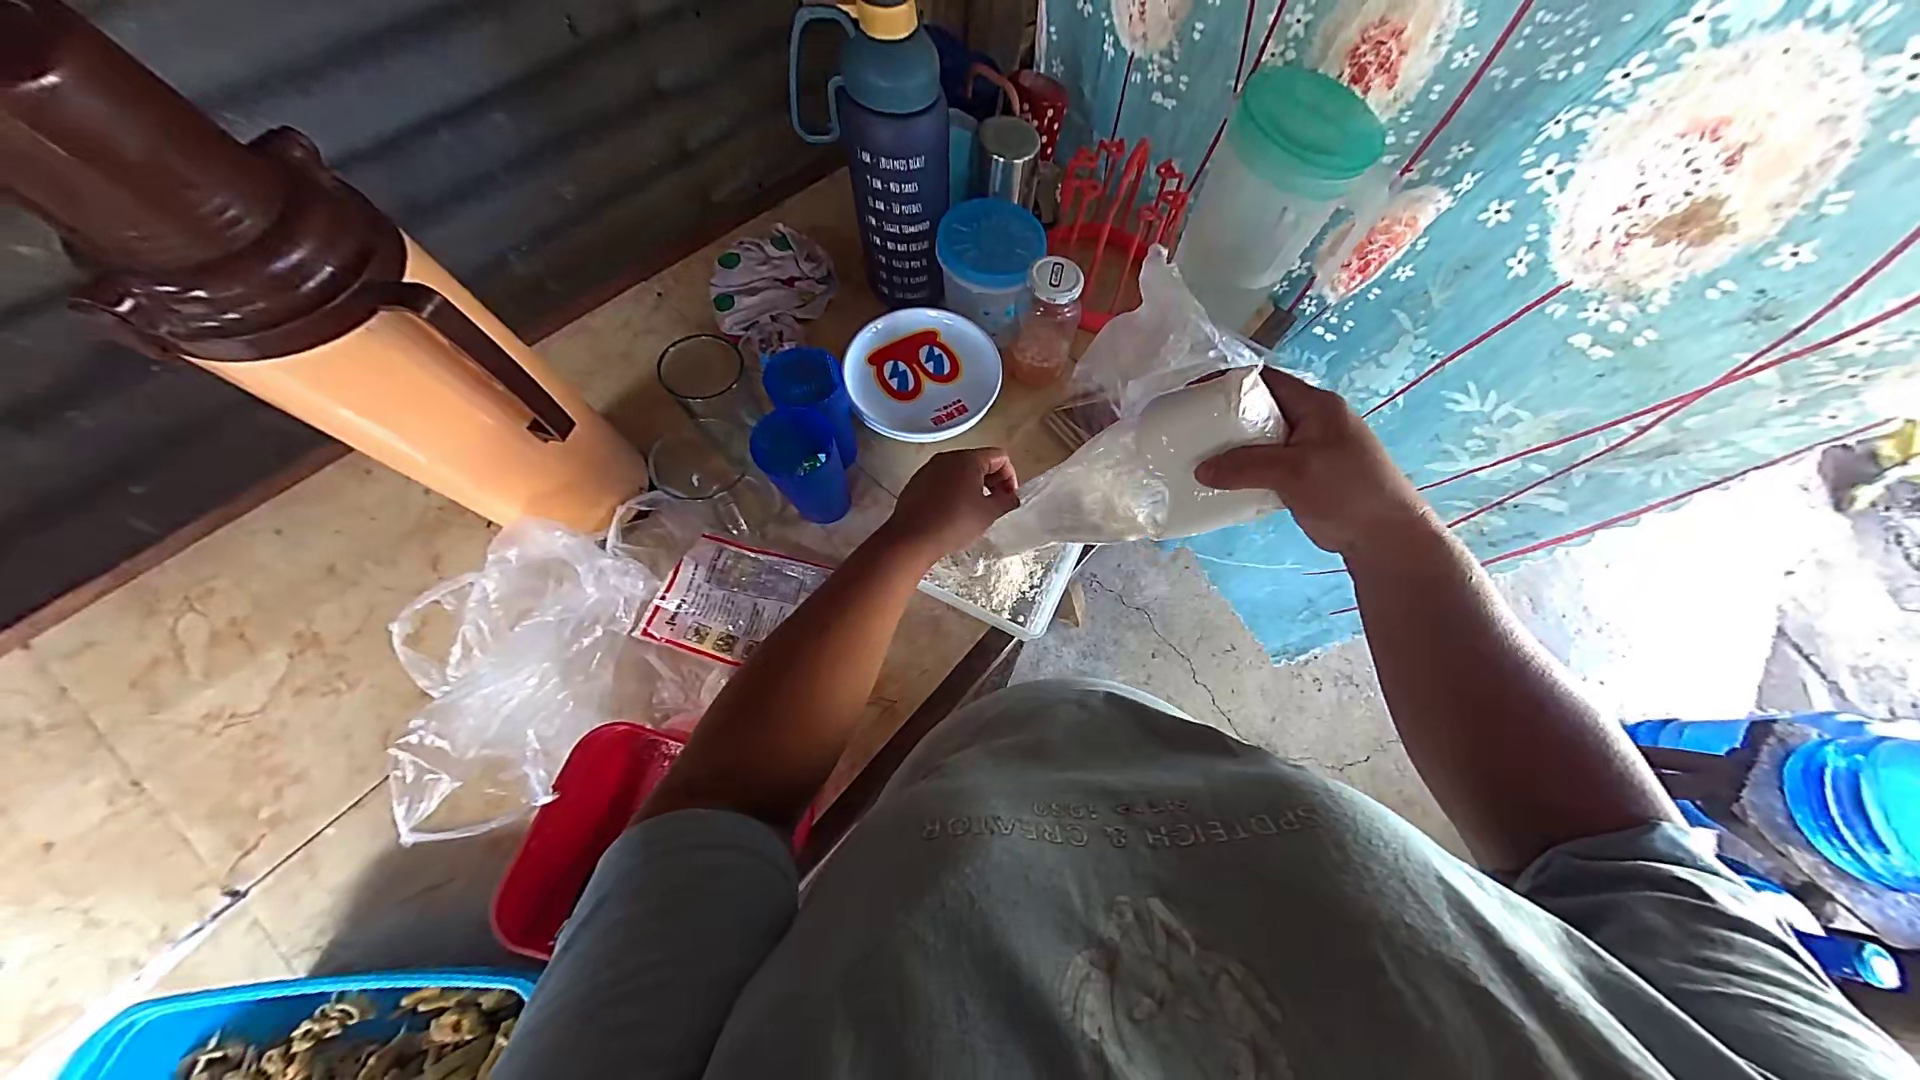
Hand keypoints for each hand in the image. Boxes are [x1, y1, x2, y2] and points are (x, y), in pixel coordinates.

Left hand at [877, 447, 1019, 563]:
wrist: (912, 538)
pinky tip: (952, 512)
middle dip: (992, 480)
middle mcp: (947, 457)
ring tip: (974, 510)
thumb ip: (1006, 501)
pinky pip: (942, 480)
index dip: (1010, 477)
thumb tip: (1011, 497)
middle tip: (995, 504)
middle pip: (979, 461)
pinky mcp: (916, 482)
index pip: (999, 457)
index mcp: (968, 459)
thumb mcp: (988, 513)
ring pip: (959, 471)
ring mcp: (929, 468)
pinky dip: (953, 490)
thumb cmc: (955, 523)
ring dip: (973, 486)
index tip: (1007, 498)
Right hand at [1193, 368, 1437, 557]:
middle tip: (1191, 428)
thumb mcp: (1294, 472)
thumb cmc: (1347, 491)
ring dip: (1232, 447)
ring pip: (1260, 439)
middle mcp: (1312, 421)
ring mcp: (1309, 449)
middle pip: (1259, 409)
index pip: (1265, 379)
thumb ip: (1245, 467)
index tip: (1193, 394)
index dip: (1228, 381)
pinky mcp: (1304, 475)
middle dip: (1224, 417)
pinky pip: (1265, 464)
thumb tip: (1200, 470)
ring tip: (1200, 455)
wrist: (1386, 536)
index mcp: (1316, 406)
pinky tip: (1223, 481)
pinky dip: (1244, 470)